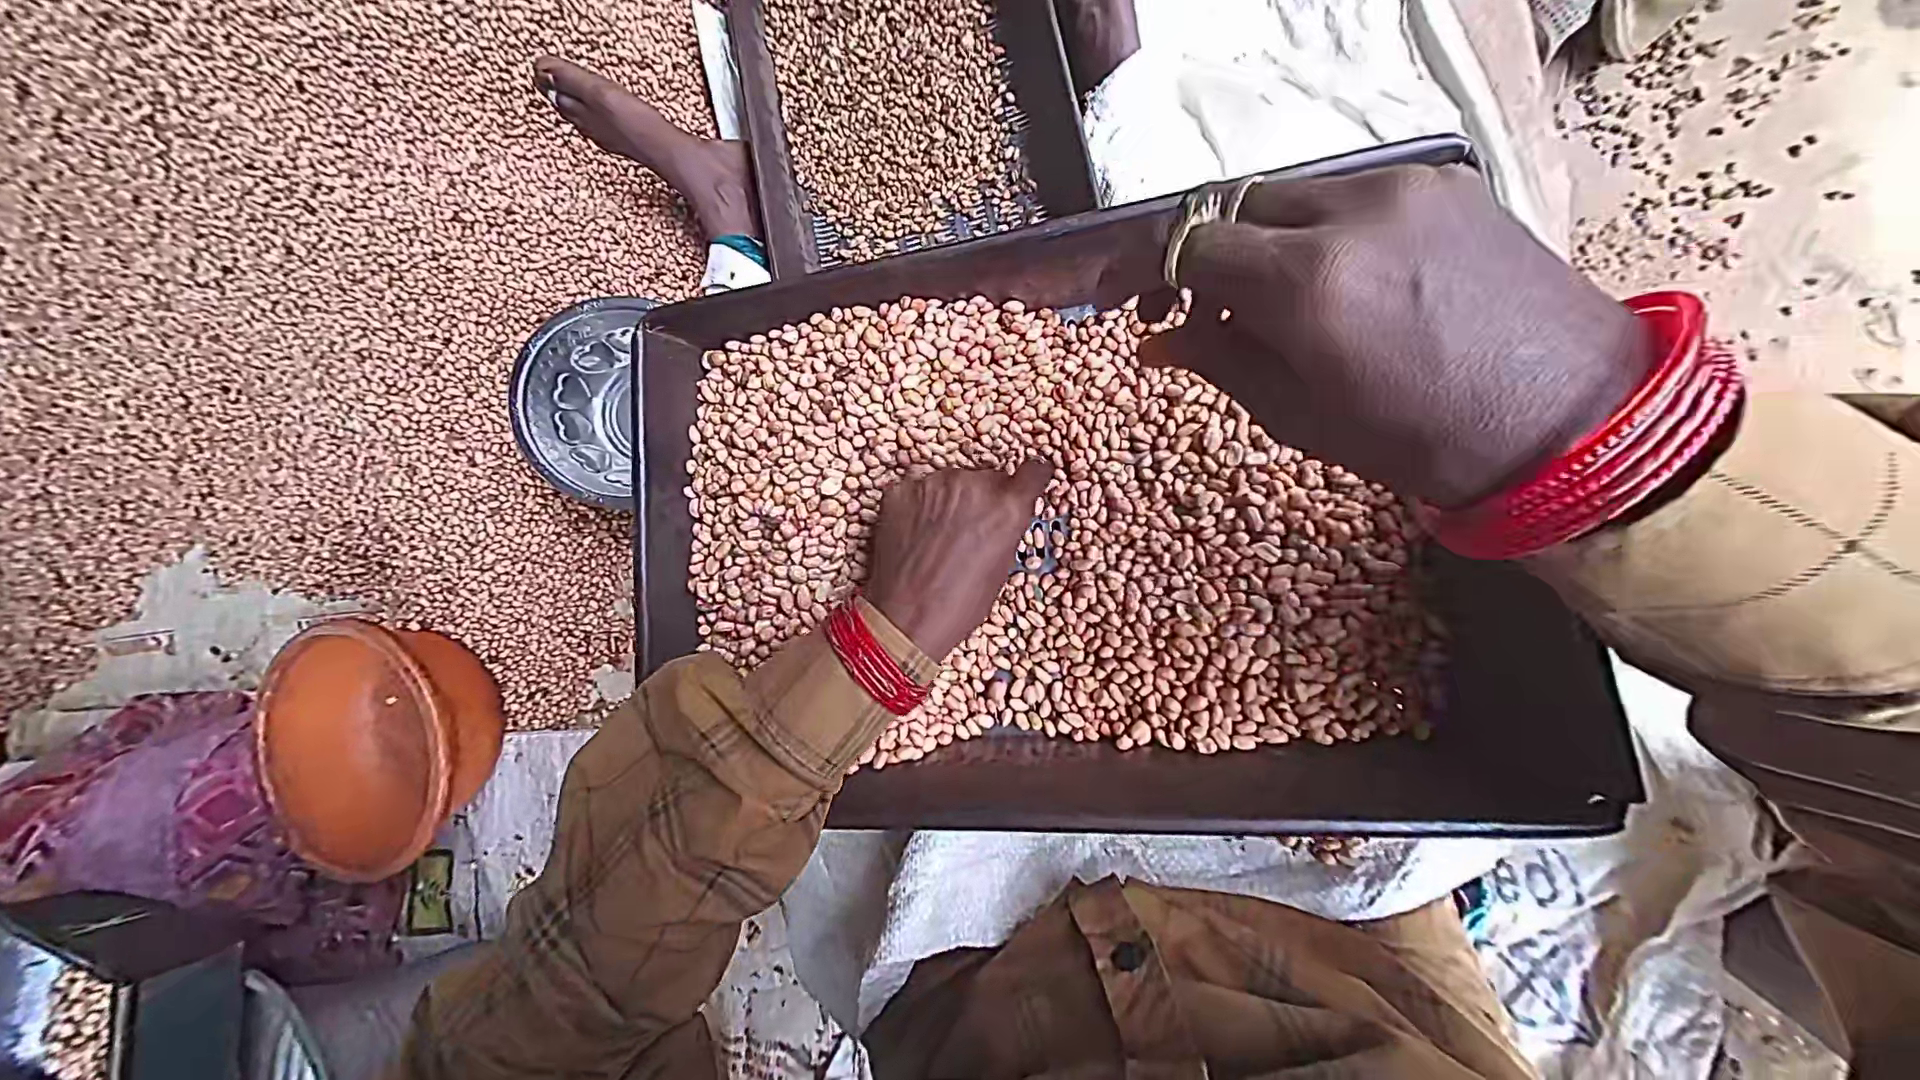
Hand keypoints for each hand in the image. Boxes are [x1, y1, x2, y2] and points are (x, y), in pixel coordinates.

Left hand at [865, 461, 1052, 660]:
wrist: (904, 619)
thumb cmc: (957, 605)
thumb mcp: (1001, 568)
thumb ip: (1008, 528)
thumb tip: (1005, 512)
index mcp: (1007, 507)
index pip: (1033, 471)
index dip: (1031, 477)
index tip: (1028, 480)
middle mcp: (973, 486)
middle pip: (988, 478)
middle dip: (983, 498)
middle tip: (971, 529)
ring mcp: (933, 485)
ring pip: (951, 482)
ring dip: (950, 500)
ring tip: (939, 538)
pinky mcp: (901, 491)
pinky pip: (918, 491)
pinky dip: (919, 506)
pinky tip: (916, 535)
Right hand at [1142, 164, 1654, 506]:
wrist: (1564, 417)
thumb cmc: (1414, 437)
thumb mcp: (1293, 413)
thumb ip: (1217, 361)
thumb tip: (1154, 341)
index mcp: (1308, 283)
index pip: (1192, 244)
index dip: (1144, 270)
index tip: (1122, 301)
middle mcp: (1353, 211)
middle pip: (1232, 206)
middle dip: (1197, 256)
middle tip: (1188, 311)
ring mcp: (1405, 187)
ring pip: (1286, 197)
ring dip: (1251, 246)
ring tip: (1260, 308)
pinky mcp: (1443, 183)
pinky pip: (1342, 198)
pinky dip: (1306, 236)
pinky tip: (1323, 287)